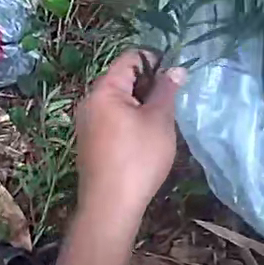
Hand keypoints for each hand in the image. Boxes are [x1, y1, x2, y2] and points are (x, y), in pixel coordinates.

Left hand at [74, 51, 185, 218]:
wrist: (110, 205)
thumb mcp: (159, 120)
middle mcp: (90, 102)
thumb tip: (176, 70)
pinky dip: (130, 119)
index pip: (130, 59)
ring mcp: (87, 123)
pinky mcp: (90, 142)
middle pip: (122, 79)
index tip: (176, 76)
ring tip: (162, 120)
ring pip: (118, 101)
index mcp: (104, 90)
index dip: (155, 61)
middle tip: (172, 101)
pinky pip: (112, 119)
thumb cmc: (138, 158)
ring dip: (141, 104)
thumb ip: (166, 91)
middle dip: (149, 85)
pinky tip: (146, 138)